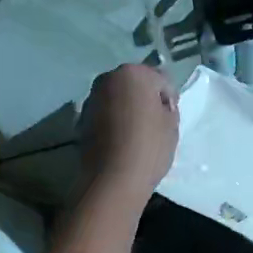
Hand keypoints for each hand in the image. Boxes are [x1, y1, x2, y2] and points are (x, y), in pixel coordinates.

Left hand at [79, 63, 177, 201]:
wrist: (112, 179)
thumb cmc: (148, 147)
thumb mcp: (171, 124)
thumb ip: (167, 106)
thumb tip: (157, 105)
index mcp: (132, 73)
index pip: (160, 80)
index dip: (168, 98)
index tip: (170, 116)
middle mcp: (106, 79)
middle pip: (133, 85)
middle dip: (144, 98)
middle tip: (153, 122)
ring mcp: (91, 98)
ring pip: (116, 98)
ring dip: (126, 108)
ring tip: (135, 132)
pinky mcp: (81, 119)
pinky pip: (104, 114)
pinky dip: (112, 120)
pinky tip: (120, 139)